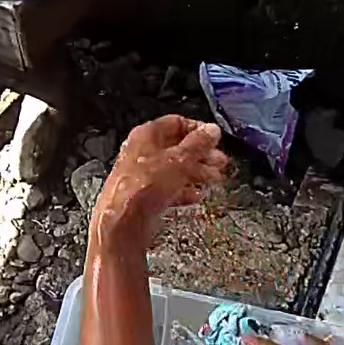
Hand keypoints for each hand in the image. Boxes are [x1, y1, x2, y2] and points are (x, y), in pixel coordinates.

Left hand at [90, 115, 228, 252]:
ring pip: (174, 168)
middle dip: (201, 154)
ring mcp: (141, 174)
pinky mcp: (142, 195)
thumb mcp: (180, 160)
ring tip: (213, 179)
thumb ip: (199, 144)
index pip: (176, 123)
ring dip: (196, 173)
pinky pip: (166, 188)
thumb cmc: (145, 186)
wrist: (123, 221)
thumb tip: (212, 131)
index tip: (215, 139)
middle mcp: (141, 151)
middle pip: (177, 147)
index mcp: (147, 135)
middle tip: (219, 162)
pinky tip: (194, 196)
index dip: (198, 130)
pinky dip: (182, 190)